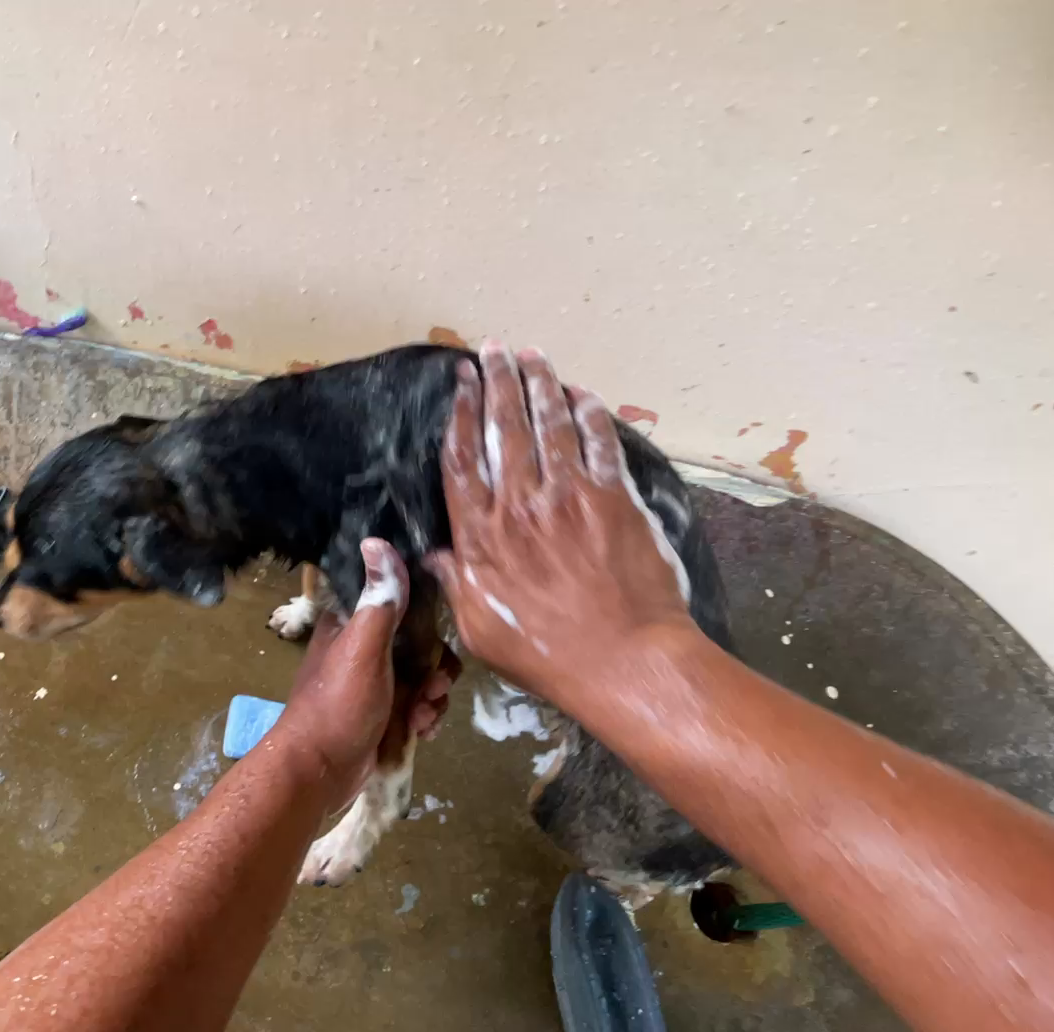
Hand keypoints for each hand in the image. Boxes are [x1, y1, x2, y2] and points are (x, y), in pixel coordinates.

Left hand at [278, 539, 459, 802]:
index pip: (401, 602)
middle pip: (421, 644)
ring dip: (432, 698)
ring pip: (425, 678)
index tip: (435, 639)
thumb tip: (376, 539)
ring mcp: (375, 683)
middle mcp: (364, 648)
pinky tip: (418, 731)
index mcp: (353, 624)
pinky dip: (425, 717)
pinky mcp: (384, 714)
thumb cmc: (338, 703)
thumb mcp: (362, 645)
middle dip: (435, 669)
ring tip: (421, 716)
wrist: (320, 771)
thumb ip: (378, 598)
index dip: (425, 619)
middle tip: (433, 687)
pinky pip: (420, 705)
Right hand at [425, 341, 694, 701]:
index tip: (460, 382)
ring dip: (539, 383)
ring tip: (531, 354)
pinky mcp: (614, 499)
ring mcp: (569, 496)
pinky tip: (581, 393)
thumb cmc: (545, 651)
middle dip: (496, 381)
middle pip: (503, 427)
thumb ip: (455, 583)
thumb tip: (431, 555)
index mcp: (481, 534)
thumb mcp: (479, 627)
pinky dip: (589, 413)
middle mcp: (519, 504)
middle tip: (492, 350)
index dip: (459, 413)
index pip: (462, 458)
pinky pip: (599, 443)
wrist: (622, 660)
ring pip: (549, 424)